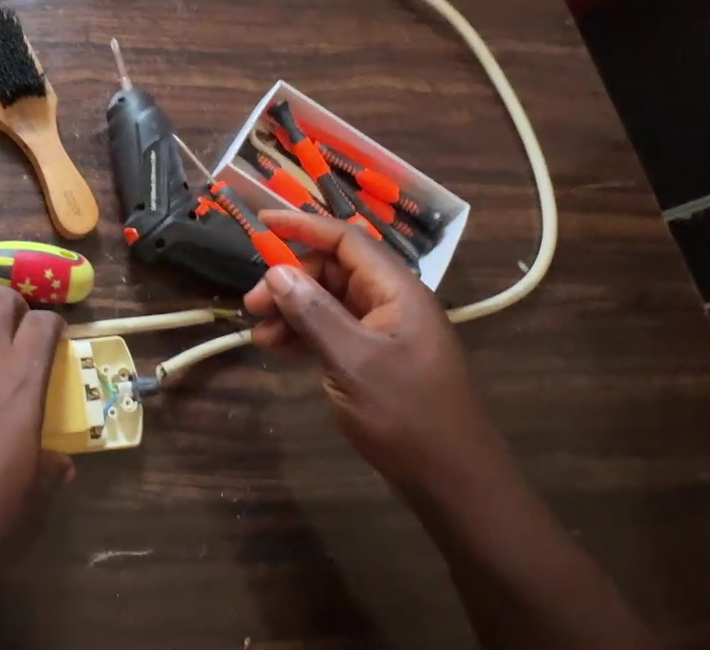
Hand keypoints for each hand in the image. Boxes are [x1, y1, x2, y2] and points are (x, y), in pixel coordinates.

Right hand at [244, 210, 511, 496]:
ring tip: (261, 337)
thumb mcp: (352, 362)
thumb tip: (276, 271)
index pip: (346, 240)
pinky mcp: (379, 359)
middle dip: (291, 280)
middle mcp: (393, 303)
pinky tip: (280, 350)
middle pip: (334, 270)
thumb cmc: (407, 416)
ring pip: (330, 302)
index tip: (260, 223)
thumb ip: (313, 313)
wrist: (456, 486)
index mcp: (398, 291)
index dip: (302, 227)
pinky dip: (306, 334)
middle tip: (253, 306)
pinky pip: (335, 330)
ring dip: (293, 311)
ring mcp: (387, 332)